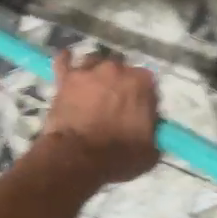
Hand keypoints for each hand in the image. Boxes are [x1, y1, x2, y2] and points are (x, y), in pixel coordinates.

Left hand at [37, 50, 159, 186]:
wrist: (78, 158)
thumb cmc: (118, 156)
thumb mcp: (149, 150)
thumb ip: (152, 130)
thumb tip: (151, 126)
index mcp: (142, 83)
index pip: (147, 83)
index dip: (142, 96)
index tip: (137, 108)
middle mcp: (117, 69)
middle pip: (120, 68)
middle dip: (118, 81)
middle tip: (113, 100)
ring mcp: (89, 70)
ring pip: (94, 61)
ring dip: (95, 71)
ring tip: (92, 86)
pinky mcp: (65, 78)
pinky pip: (64, 61)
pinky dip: (66, 60)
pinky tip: (67, 60)